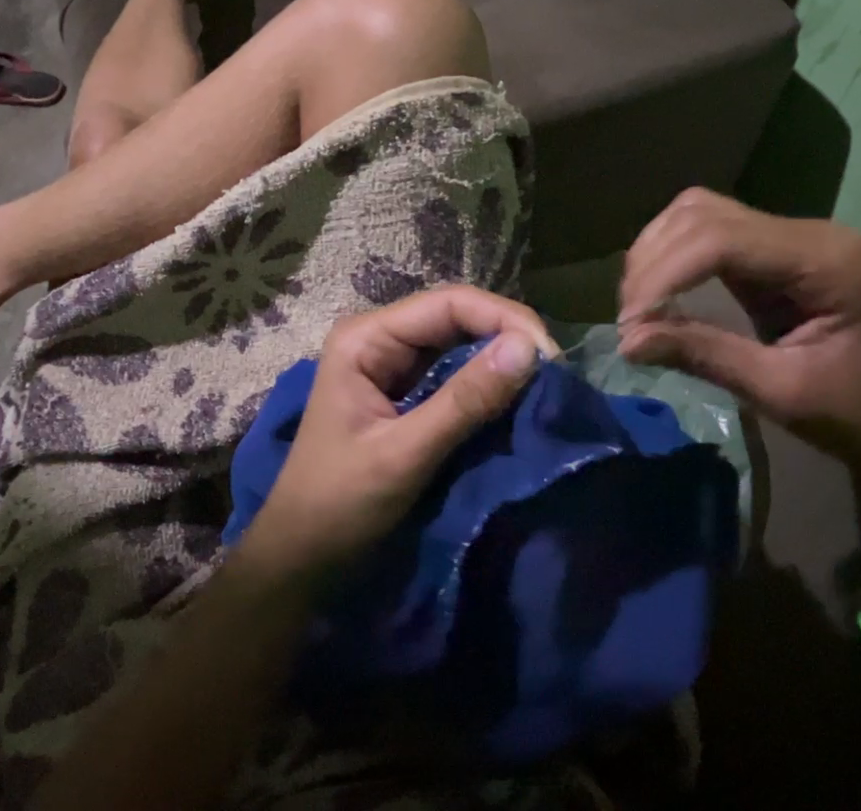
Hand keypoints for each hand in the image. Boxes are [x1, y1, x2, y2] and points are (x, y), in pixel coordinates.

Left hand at [240, 286, 559, 579]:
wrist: (304, 556)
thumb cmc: (339, 504)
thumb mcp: (404, 453)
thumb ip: (464, 401)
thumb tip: (529, 350)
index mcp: (365, 339)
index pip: (448, 304)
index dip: (505, 320)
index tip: (551, 359)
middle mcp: (379, 340)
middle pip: (458, 318)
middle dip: (509, 338)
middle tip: (556, 375)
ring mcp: (392, 367)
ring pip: (461, 345)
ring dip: (503, 361)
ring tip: (546, 386)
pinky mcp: (406, 396)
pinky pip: (455, 376)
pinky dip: (488, 386)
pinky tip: (517, 401)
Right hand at [617, 189, 860, 483]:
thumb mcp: (780, 392)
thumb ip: (703, 355)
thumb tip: (625, 342)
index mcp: (831, 260)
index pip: (723, 240)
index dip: (665, 275)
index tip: (629, 324)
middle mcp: (814, 234)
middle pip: (706, 214)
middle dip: (655, 262)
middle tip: (629, 320)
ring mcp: (796, 240)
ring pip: (701, 216)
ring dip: (657, 255)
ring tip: (637, 307)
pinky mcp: (778, 256)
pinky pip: (710, 236)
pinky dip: (672, 259)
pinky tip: (657, 294)